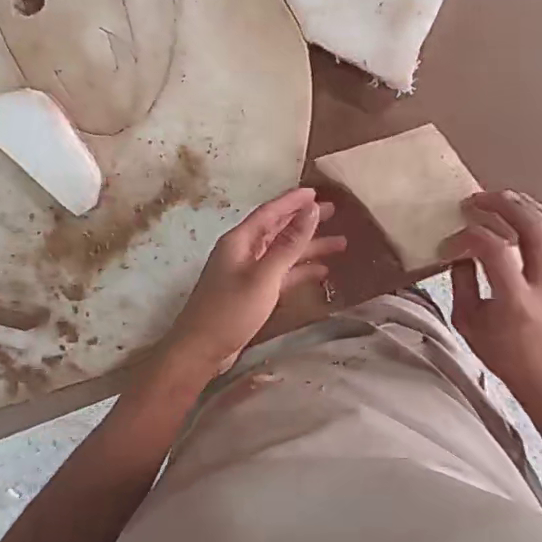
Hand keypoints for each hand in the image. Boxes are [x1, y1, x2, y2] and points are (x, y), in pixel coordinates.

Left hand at [163, 188, 346, 373]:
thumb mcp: (264, 276)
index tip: (317, 192)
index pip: (269, 212)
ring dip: (307, 248)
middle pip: (277, 230)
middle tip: (334, 212)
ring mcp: (245, 274)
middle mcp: (241, 252)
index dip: (293, 201)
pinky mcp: (250, 294)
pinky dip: (298, 271)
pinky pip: (279, 274)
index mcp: (239, 241)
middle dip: (304, 221)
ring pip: (281, 253)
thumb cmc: (230, 311)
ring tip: (340, 243)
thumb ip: (289, 244)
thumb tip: (311, 210)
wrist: (201, 349)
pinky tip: (321, 271)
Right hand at [444, 190, 541, 405]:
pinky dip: (533, 218)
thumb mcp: (468, 321)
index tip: (449, 244)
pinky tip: (515, 218)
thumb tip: (459, 254)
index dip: (467, 238)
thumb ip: (462, 283)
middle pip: (532, 225)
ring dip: (522, 204)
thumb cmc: (504, 353)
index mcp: (515, 298)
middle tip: (475, 199)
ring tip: (498, 198)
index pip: (494, 249)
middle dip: (502, 204)